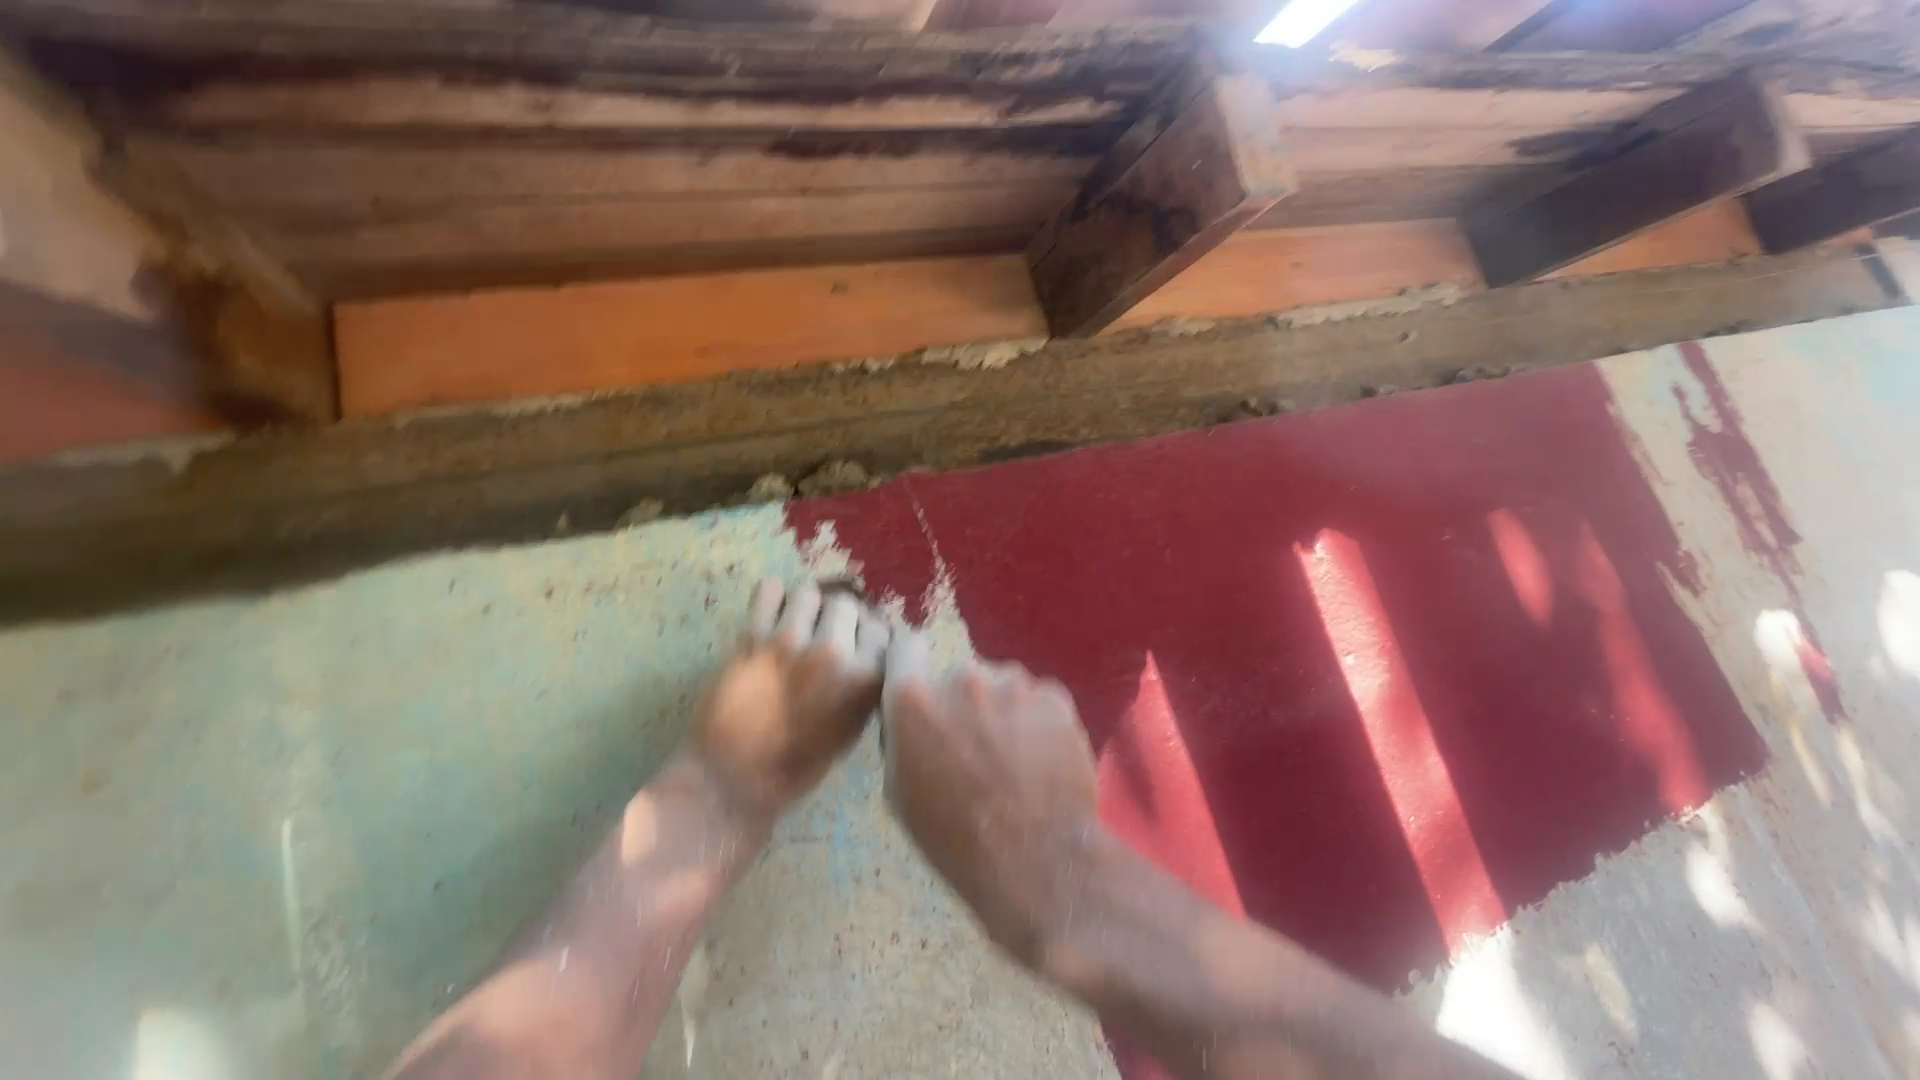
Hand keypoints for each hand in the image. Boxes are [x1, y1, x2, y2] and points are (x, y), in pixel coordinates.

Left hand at [688, 578, 888, 827]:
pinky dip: (770, 599)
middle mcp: (835, 653)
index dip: (866, 635)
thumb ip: (865, 684)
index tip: (853, 643)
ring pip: (809, 593)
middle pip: (847, 605)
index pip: (881, 630)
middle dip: (836, 620)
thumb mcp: (851, 729)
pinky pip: (769, 590)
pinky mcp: (754, 637)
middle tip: (821, 637)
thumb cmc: (798, 763)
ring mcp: (793, 642)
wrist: (735, 778)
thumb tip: (867, 646)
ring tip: (792, 629)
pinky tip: (768, 619)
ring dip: (804, 609)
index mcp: (867, 681)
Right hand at [880, 629, 1102, 965]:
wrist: (1034, 860)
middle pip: (958, 675)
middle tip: (976, 747)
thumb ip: (902, 736)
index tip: (921, 686)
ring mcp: (1013, 683)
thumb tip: (914, 717)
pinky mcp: (1054, 696)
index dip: (911, 665)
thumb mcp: (899, 790)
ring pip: (1002, 686)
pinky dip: (1037, 721)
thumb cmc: (953, 837)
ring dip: (1003, 710)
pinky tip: (1042, 760)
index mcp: (913, 699)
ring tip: (1015, 759)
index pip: (904, 649)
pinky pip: (1038, 699)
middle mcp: (961, 676)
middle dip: (964, 702)